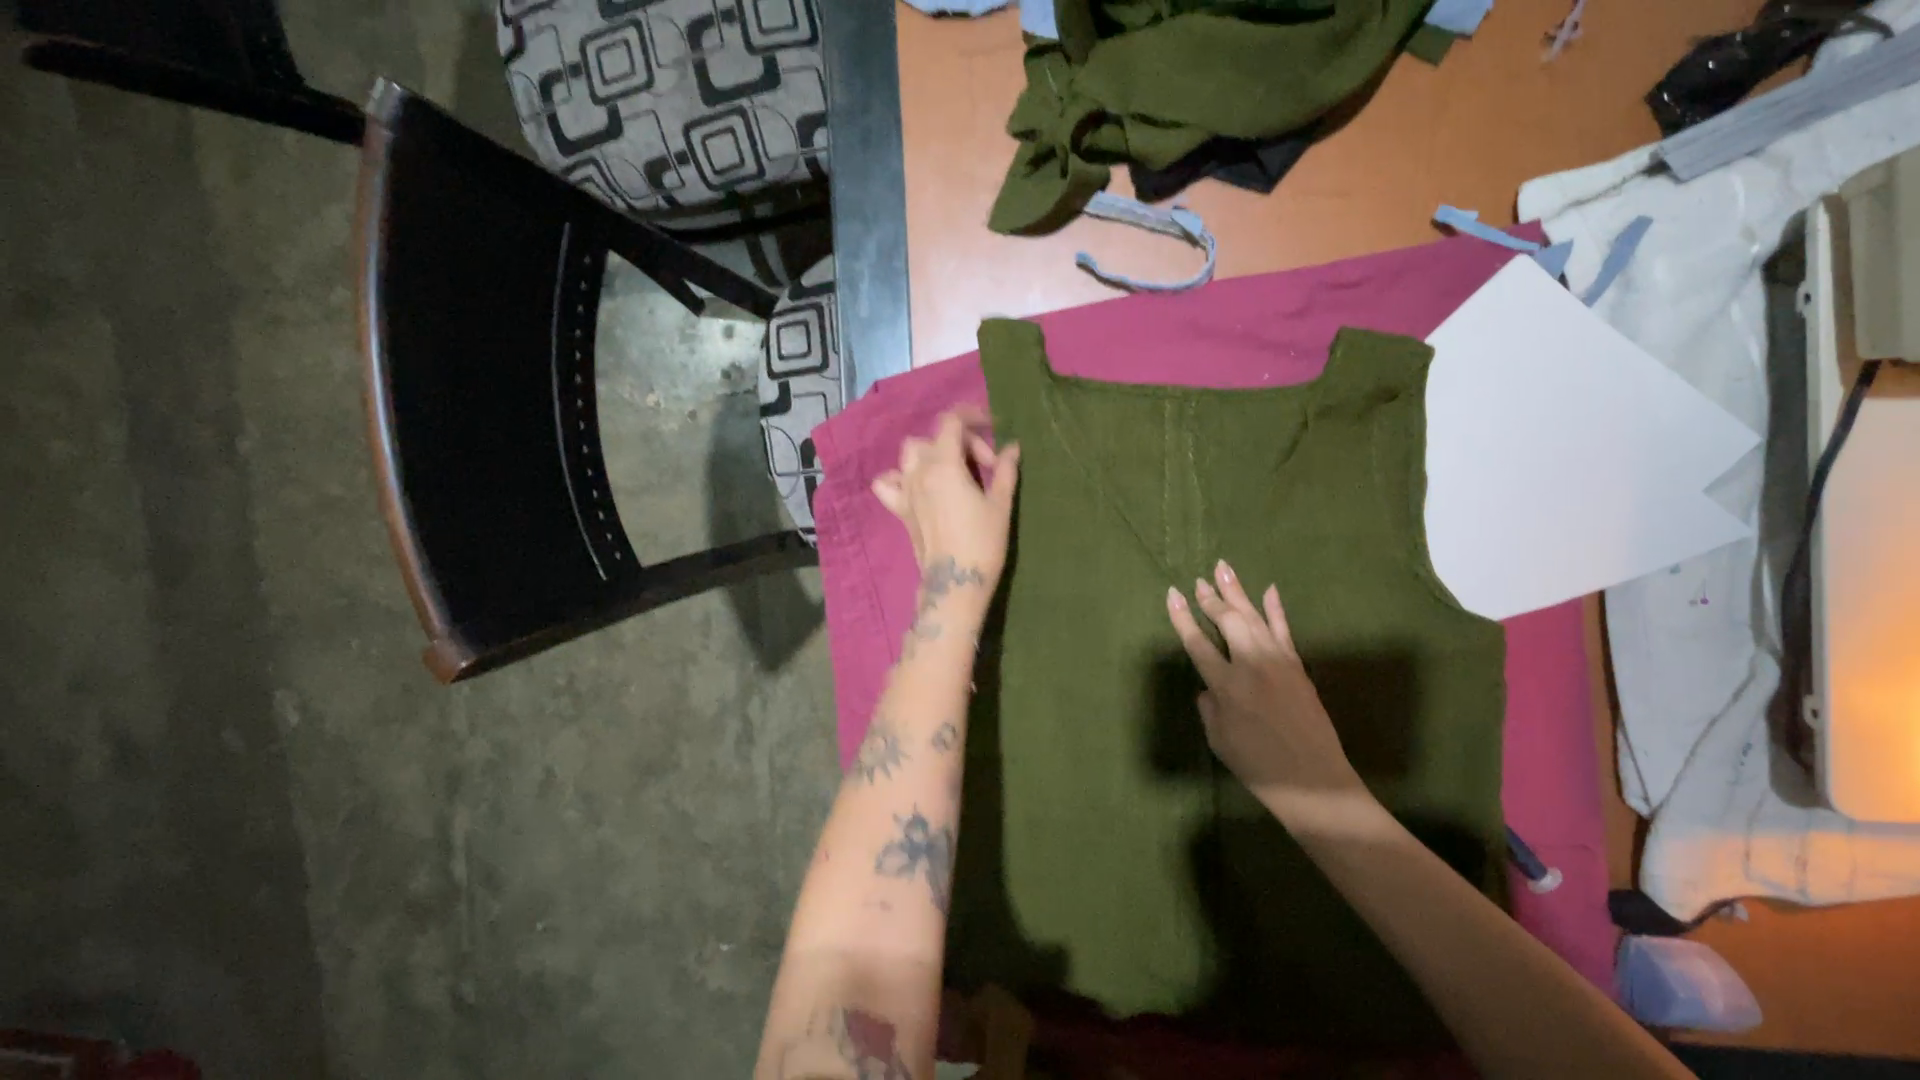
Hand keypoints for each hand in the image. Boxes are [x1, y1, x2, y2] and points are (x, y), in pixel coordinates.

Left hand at [872, 407, 1020, 584]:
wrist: (956, 583)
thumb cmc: (983, 543)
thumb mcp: (1000, 504)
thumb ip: (1005, 470)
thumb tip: (1012, 448)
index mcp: (944, 465)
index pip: (951, 422)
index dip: (971, 416)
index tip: (991, 425)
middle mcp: (918, 472)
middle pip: (934, 438)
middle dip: (960, 442)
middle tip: (984, 466)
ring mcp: (905, 490)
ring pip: (910, 454)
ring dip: (931, 453)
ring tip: (952, 471)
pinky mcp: (899, 509)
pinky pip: (888, 482)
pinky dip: (899, 476)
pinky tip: (917, 485)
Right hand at [1166, 560, 1367, 813]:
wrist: (1312, 779)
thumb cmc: (1257, 766)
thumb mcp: (1218, 740)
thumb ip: (1209, 707)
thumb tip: (1209, 686)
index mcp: (1225, 687)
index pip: (1197, 643)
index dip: (1182, 617)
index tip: (1172, 594)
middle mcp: (1250, 666)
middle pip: (1227, 621)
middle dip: (1210, 598)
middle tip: (1198, 581)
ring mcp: (1278, 662)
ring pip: (1254, 617)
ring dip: (1238, 592)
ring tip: (1224, 568)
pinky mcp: (1297, 666)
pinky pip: (1284, 629)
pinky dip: (1275, 609)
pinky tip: (1268, 589)